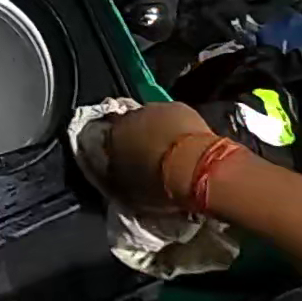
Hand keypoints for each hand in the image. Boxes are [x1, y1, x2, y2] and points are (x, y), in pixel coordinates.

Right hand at [104, 101, 221, 211]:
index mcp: (112, 137)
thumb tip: (117, 177)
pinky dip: (176, 127)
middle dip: (137, 139)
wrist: (193, 168)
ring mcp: (152, 109)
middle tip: (150, 159)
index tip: (127, 165)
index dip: (118, 153)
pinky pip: (172, 116)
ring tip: (170, 153)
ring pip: (150, 119)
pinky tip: (186, 143)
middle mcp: (127, 117)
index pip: (108, 141)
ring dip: (156, 132)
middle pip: (129, 126)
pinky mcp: (177, 107)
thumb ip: (119, 181)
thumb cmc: (159, 186)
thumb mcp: (131, 194)